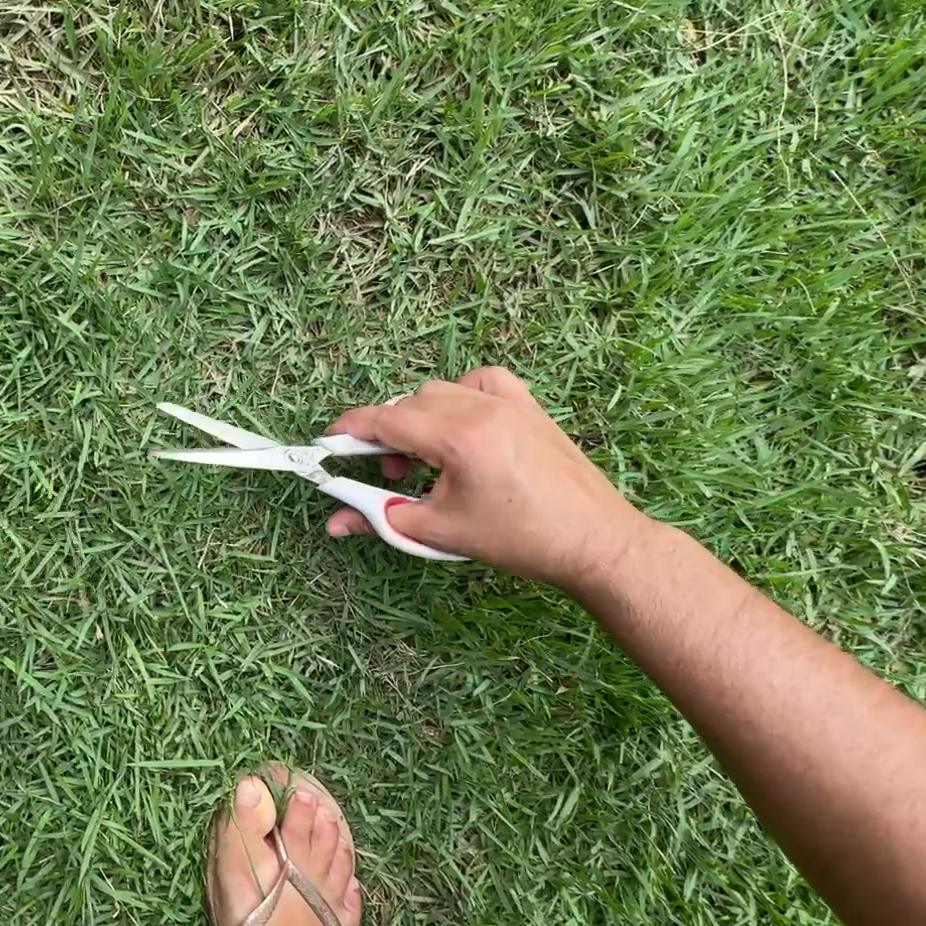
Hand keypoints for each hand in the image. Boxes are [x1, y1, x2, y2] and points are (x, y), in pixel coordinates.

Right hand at [323, 366, 656, 589]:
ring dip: (417, 418)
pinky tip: (459, 425)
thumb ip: (378, 518)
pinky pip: (479, 381)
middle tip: (391, 473)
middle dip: (385, 435)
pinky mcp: (528, 406)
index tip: (328, 444)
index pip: (383, 419)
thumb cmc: (520, 540)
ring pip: (436, 391)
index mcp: (459, 439)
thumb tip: (334, 523)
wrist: (598, 543)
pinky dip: (458, 397)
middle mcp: (482, 410)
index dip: (347, 430)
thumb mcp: (438, 531)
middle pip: (406, 404)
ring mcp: (509, 403)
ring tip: (425, 457)